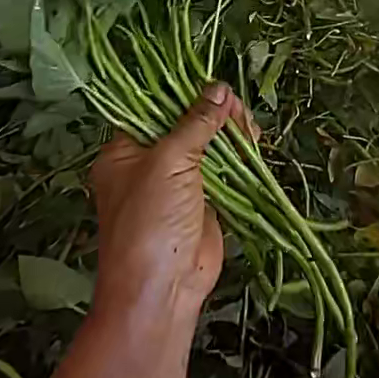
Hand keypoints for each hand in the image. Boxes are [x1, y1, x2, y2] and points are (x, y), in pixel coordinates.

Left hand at [89, 81, 249, 322]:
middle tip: (238, 111)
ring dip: (230, 132)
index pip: (155, 107)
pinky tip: (253, 145)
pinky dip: (239, 156)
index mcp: (125, 149)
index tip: (215, 86)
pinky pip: (223, 168)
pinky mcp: (202, 198)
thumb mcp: (169, 161)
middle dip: (214, 113)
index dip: (185, 93)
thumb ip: (197, 123)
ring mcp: (177, 181)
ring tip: (249, 128)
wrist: (162, 291)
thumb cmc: (150, 220)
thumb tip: (220, 89)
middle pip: (185, 123)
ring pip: (207, 144)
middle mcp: (148, 161)